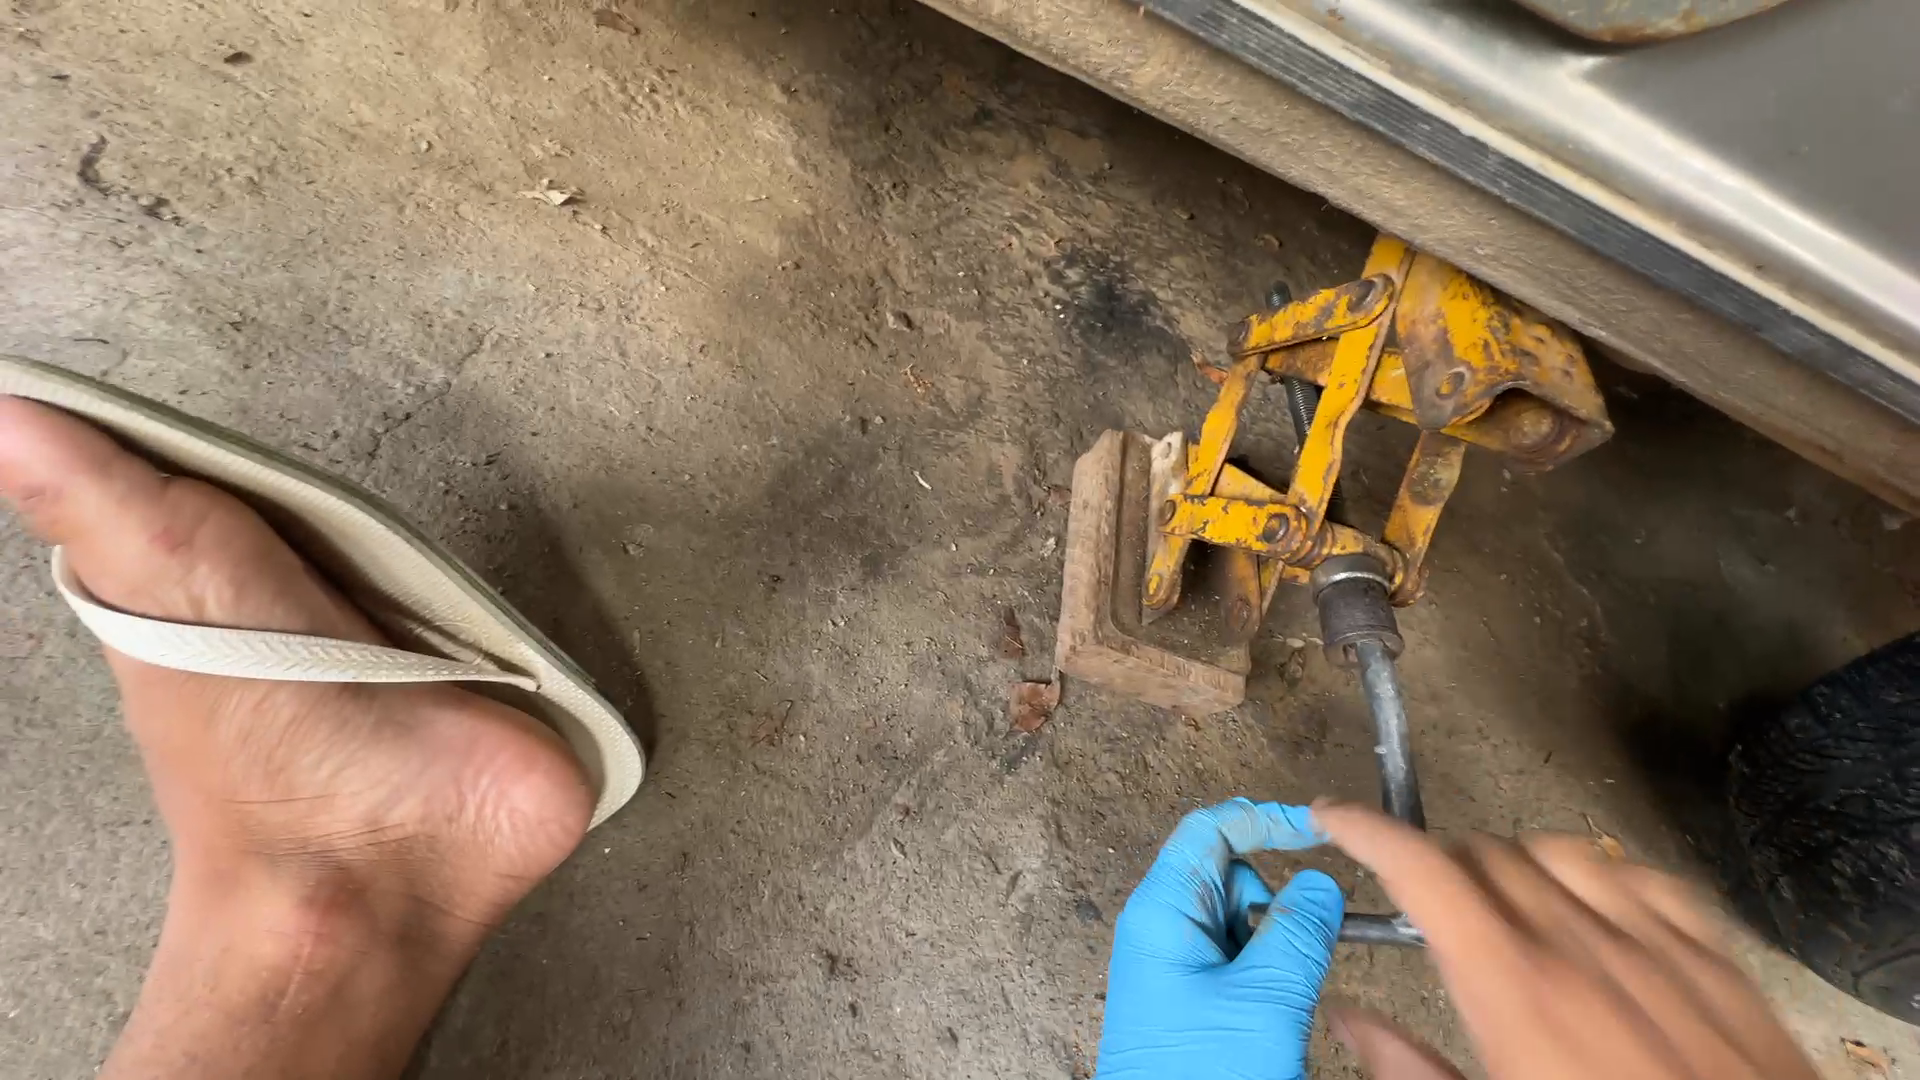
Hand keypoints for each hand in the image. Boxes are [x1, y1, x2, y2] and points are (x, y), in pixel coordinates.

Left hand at [1096, 798, 1343, 1079]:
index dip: (1263, 819)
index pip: (1209, 829)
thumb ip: (1297, 934)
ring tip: (1282, 991)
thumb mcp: (1263, 1001)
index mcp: (1163, 905)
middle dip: (1271, 893)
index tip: (1319, 829)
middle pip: (1225, 870)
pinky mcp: (1188, 989)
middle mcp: (1162, 920)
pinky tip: (1274, 1003)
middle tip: (1306, 940)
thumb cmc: (1204, 1073)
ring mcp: (1174, 955)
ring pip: (1235, 914)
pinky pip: (1234, 952)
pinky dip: (1263, 963)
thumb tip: (1321, 883)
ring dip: (1271, 935)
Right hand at [1315, 802, 1821, 1079]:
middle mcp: (1577, 948)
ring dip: (1518, 865)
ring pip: (1558, 850)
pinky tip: (1597, 914)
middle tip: (1432, 908)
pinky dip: (1608, 880)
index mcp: (1510, 986)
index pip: (1417, 867)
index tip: (1331, 815)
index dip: (1362, 827)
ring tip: (1509, 905)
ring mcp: (1657, 952)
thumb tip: (1344, 1018)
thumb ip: (1405, 1066)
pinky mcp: (1722, 971)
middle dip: (1441, 865)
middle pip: (1482, 852)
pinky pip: (1649, 880)